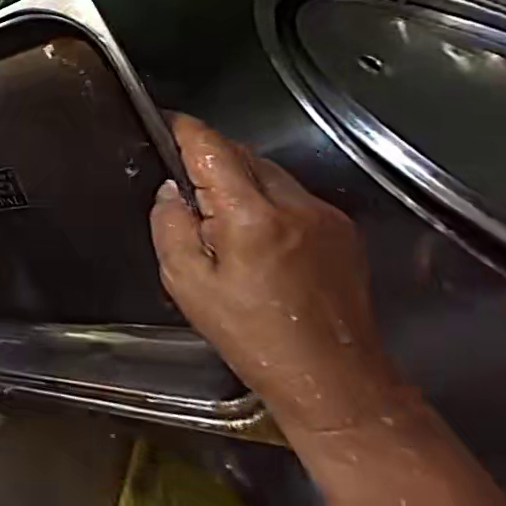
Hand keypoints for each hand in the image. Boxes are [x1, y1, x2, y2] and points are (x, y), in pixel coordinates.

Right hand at [149, 113, 414, 435]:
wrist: (334, 383)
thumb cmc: (256, 339)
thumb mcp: (186, 282)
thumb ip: (168, 223)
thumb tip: (172, 189)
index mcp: (251, 217)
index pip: (210, 145)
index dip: (183, 128)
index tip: (165, 123)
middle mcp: (293, 206)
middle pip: (238, 151)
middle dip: (209, 162)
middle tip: (192, 199)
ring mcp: (323, 215)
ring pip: (265, 170)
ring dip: (240, 181)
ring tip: (228, 227)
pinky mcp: (341, 227)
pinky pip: (291, 193)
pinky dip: (268, 201)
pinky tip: (262, 241)